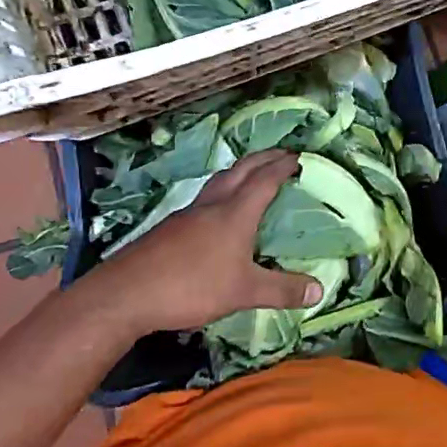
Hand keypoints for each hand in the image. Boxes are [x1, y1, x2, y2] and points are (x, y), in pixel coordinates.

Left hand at [84, 150, 322, 336]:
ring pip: (219, 180)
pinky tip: (217, 210)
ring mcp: (188, 213)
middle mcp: (213, 204)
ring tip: (252, 172)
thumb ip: (282, 290)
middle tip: (282, 153)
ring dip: (240, 170)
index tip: (299, 157)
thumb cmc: (191, 286)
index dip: (283, 166)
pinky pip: (204, 197)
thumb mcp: (244, 292)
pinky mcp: (171, 227)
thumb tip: (320, 292)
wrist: (127, 293)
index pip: (265, 180)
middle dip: (264, 158)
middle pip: (241, 170)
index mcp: (235, 213)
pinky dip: (220, 191)